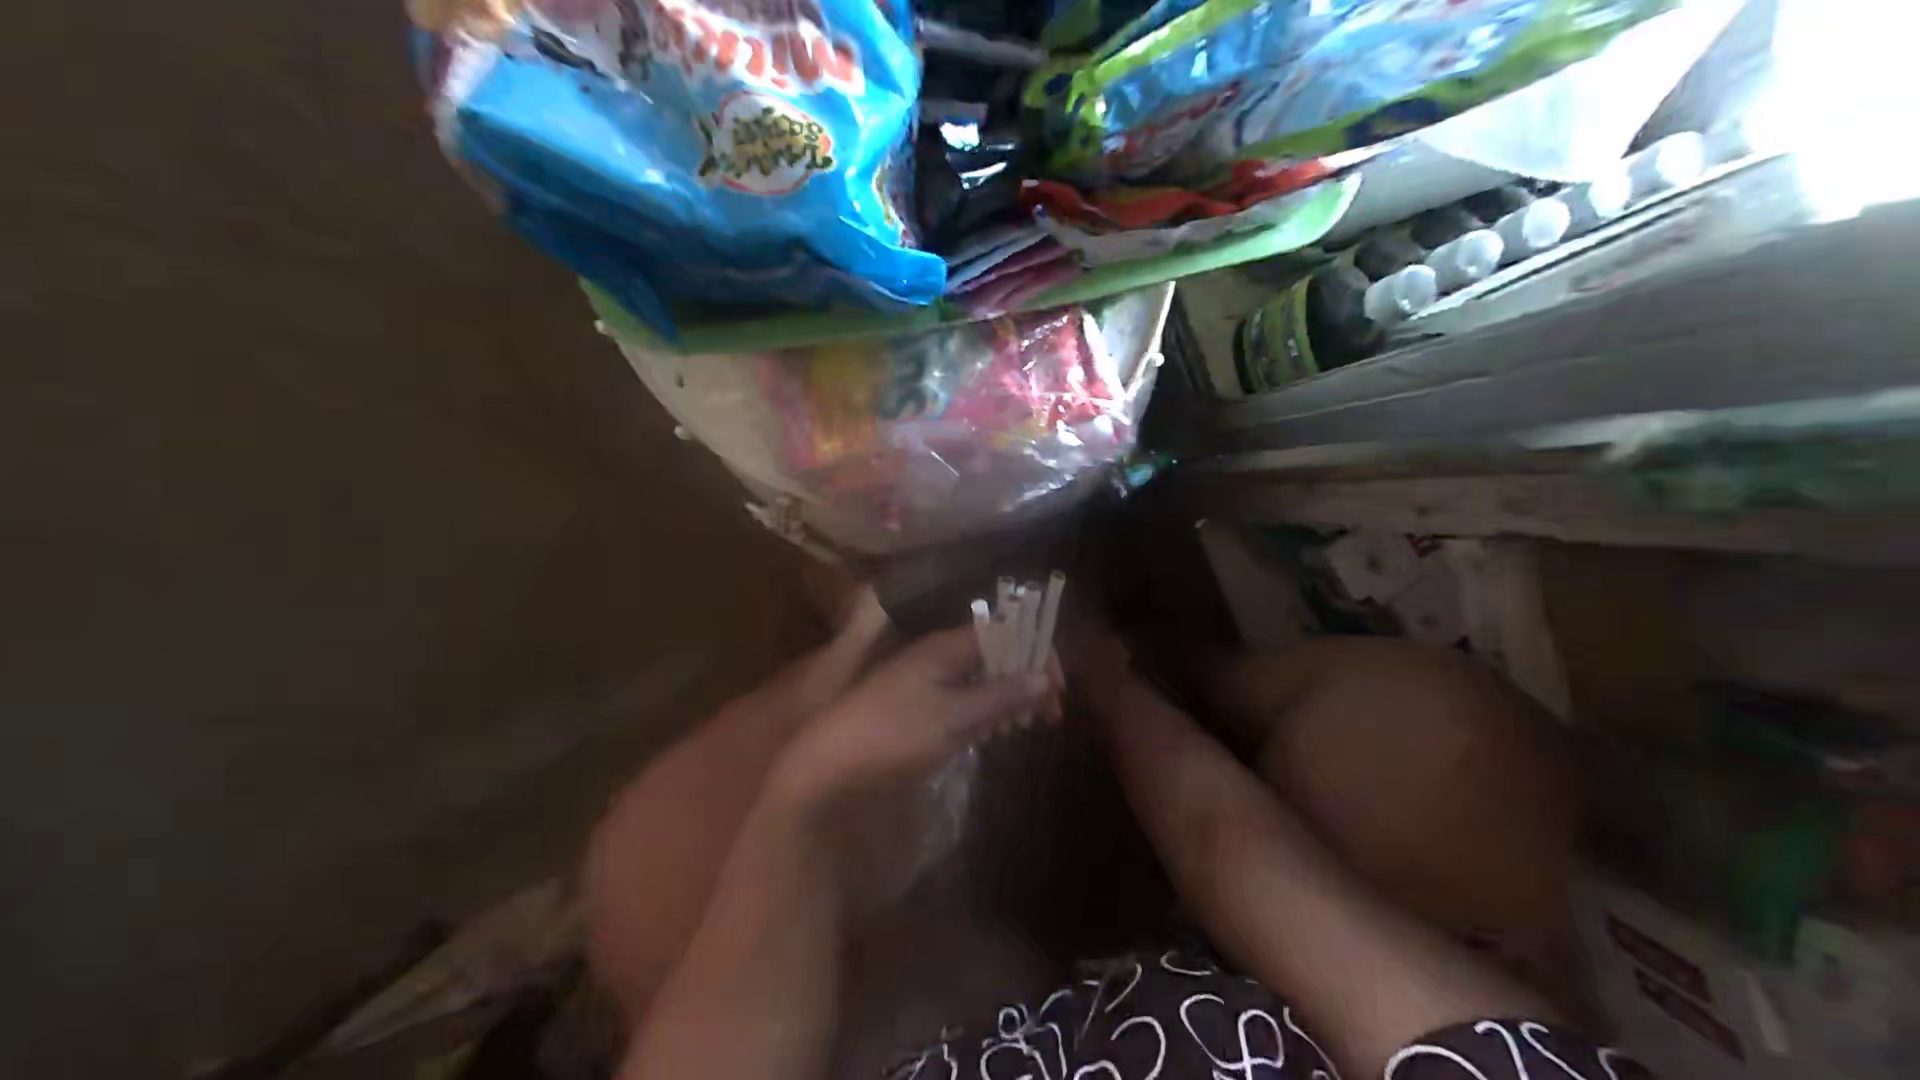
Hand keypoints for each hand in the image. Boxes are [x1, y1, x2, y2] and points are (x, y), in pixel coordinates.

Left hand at [769, 627, 1054, 811]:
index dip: (1034, 653)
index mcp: (943, 647)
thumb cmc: (893, 735)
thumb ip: (1000, 696)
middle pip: (993, 655)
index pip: (1002, 633)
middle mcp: (935, 657)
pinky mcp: (917, 708)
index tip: (1058, 687)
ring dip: (1007, 697)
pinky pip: (962, 700)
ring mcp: (925, 682)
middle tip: (1050, 714)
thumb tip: (1044, 676)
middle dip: (1025, 678)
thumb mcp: (954, 718)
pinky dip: (984, 712)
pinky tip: (996, 733)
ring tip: (1028, 725)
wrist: (829, 765)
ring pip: (979, 679)